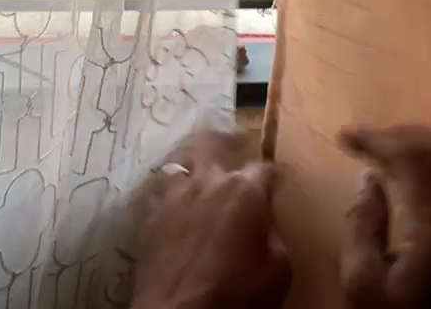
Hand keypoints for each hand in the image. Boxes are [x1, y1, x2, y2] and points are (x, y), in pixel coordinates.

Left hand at [133, 127, 290, 308]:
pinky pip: (165, 195)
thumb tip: (265, 225)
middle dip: (224, 137)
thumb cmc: (237, 297)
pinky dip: (176, 198)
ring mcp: (175, 196)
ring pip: (182, 164)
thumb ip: (274, 238)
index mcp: (244, 192)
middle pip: (211, 141)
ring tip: (202, 178)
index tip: (278, 180)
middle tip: (234, 142)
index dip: (273, 174)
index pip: (264, 168)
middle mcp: (208, 182)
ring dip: (194, 168)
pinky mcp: (152, 216)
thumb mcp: (278, 273)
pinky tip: (180, 211)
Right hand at [337, 125, 430, 308]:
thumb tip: (369, 180)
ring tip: (394, 154)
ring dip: (428, 147)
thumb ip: (363, 225)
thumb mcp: (362, 288)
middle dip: (403, 135)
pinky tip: (425, 181)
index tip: (346, 137)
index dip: (377, 138)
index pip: (413, 157)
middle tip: (369, 142)